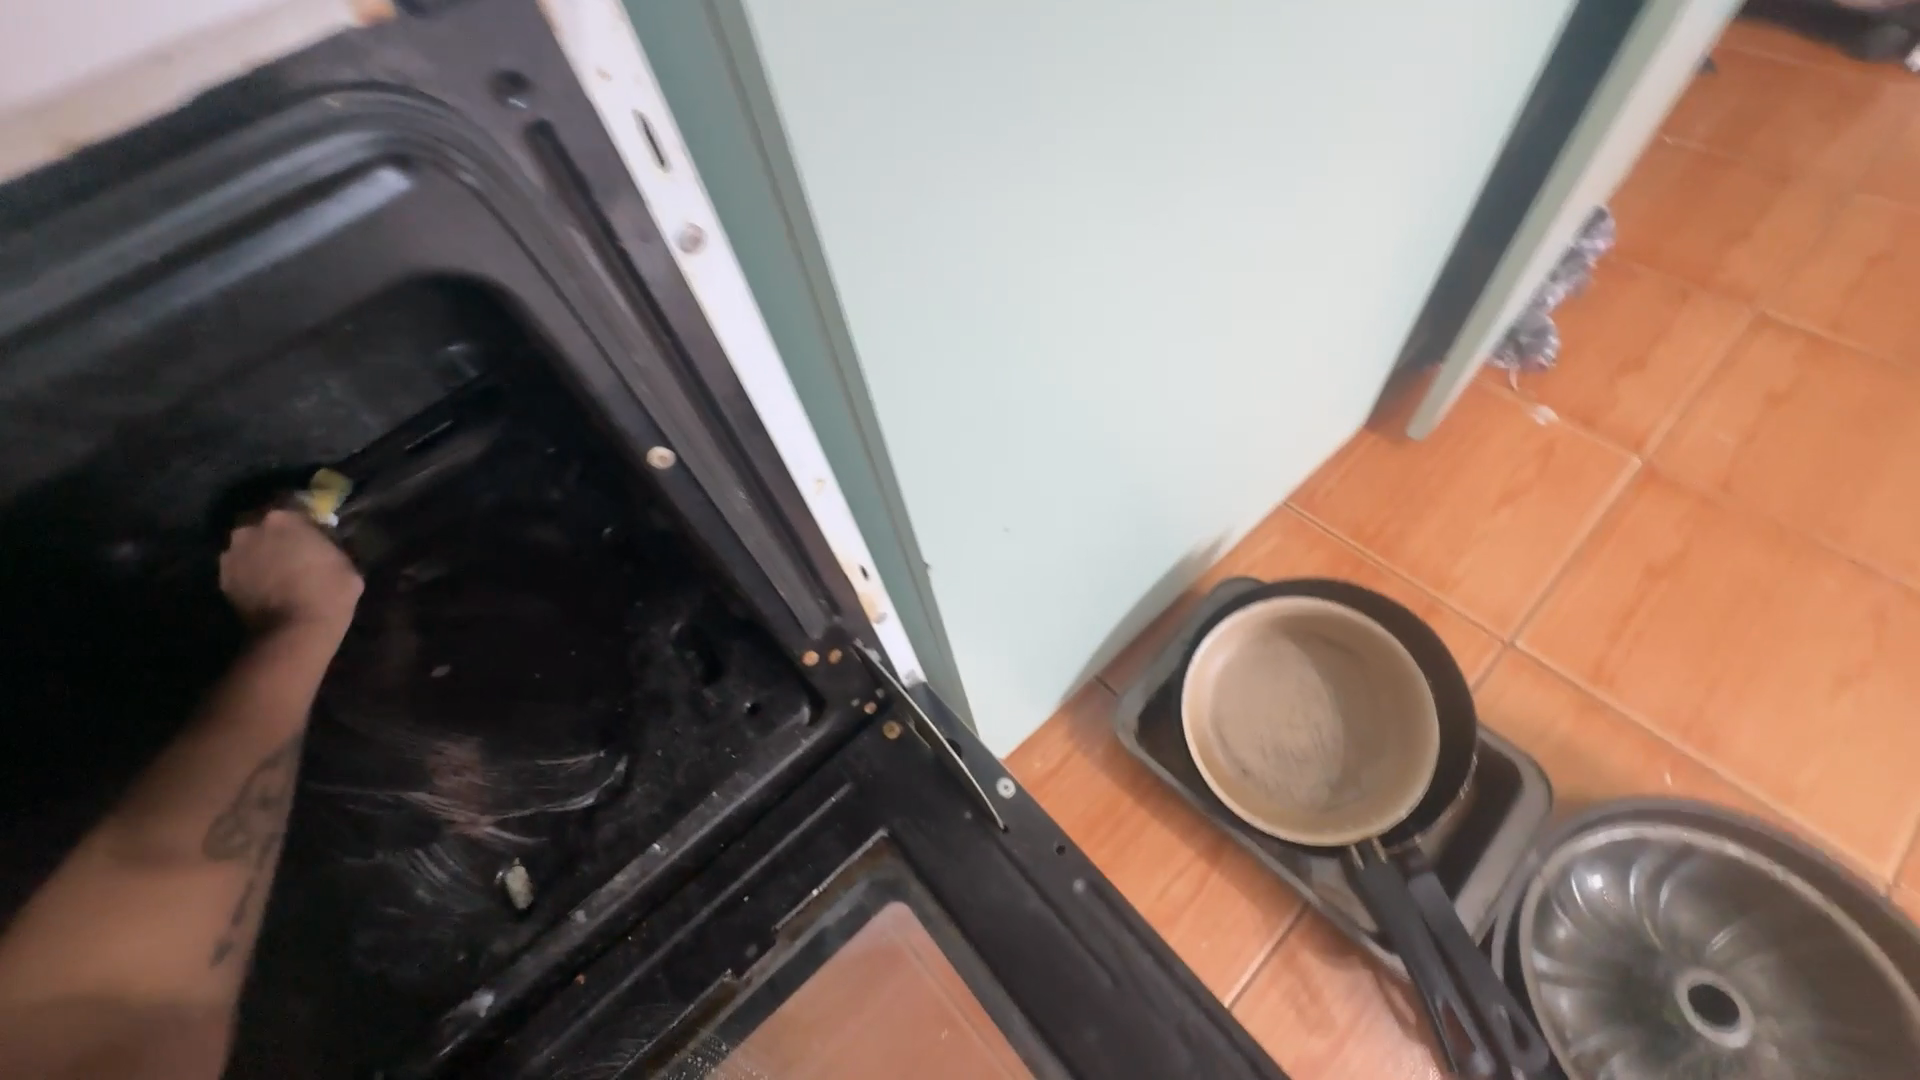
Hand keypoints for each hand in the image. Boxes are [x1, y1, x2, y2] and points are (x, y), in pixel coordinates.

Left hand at [220, 510, 362, 636]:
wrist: (293, 630)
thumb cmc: (330, 591)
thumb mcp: (346, 561)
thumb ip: (329, 542)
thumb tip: (323, 536)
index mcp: (284, 518)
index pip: (292, 499)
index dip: (304, 509)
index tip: (314, 520)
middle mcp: (250, 528)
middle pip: (262, 518)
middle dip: (276, 527)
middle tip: (294, 542)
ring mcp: (231, 552)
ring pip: (248, 540)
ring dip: (261, 547)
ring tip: (278, 563)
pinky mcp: (222, 575)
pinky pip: (239, 562)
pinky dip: (251, 566)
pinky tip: (266, 580)